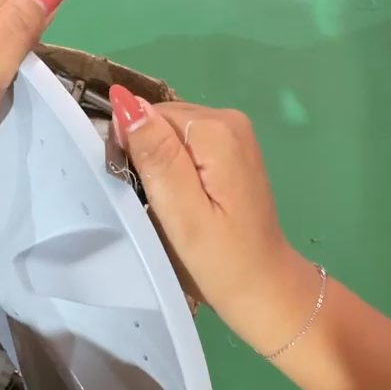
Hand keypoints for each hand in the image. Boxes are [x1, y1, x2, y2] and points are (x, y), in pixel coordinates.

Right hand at [109, 88, 324, 356]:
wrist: (264, 287)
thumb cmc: (220, 259)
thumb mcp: (181, 212)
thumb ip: (156, 154)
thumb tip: (125, 102)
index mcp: (216, 131)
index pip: (149, 117)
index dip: (135, 150)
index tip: (141, 190)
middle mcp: (228, 120)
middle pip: (161, 121)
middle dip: (147, 155)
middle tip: (155, 202)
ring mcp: (233, 133)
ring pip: (169, 132)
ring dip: (159, 163)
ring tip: (168, 203)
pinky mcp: (231, 148)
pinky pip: (184, 143)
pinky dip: (174, 166)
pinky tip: (180, 197)